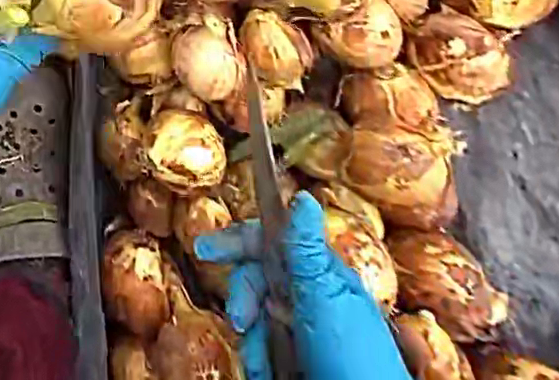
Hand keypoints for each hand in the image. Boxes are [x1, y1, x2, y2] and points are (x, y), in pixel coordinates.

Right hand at [195, 192, 410, 379]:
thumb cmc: (354, 362)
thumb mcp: (325, 299)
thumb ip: (306, 249)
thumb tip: (302, 196)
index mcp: (319, 274)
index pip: (270, 239)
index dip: (237, 240)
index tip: (204, 249)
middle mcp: (308, 299)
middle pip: (256, 277)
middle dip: (242, 297)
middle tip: (241, 322)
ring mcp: (303, 334)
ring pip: (256, 318)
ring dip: (252, 340)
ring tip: (264, 367)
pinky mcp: (295, 363)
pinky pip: (262, 352)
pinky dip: (258, 363)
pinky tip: (265, 374)